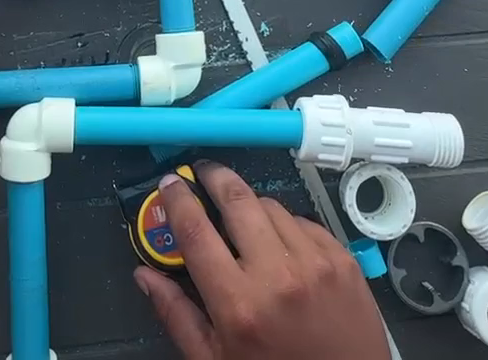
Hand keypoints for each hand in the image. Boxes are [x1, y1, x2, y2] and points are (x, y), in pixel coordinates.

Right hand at [133, 163, 391, 359]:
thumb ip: (177, 314)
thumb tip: (144, 273)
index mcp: (239, 306)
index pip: (196, 230)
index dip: (178, 198)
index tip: (170, 182)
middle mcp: (278, 276)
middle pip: (237, 198)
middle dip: (214, 176)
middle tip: (203, 172)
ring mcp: (316, 264)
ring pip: (271, 205)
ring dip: (251, 207)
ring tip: (244, 223)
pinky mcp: (343, 261)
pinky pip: (305, 221)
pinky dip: (287, 226)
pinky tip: (282, 248)